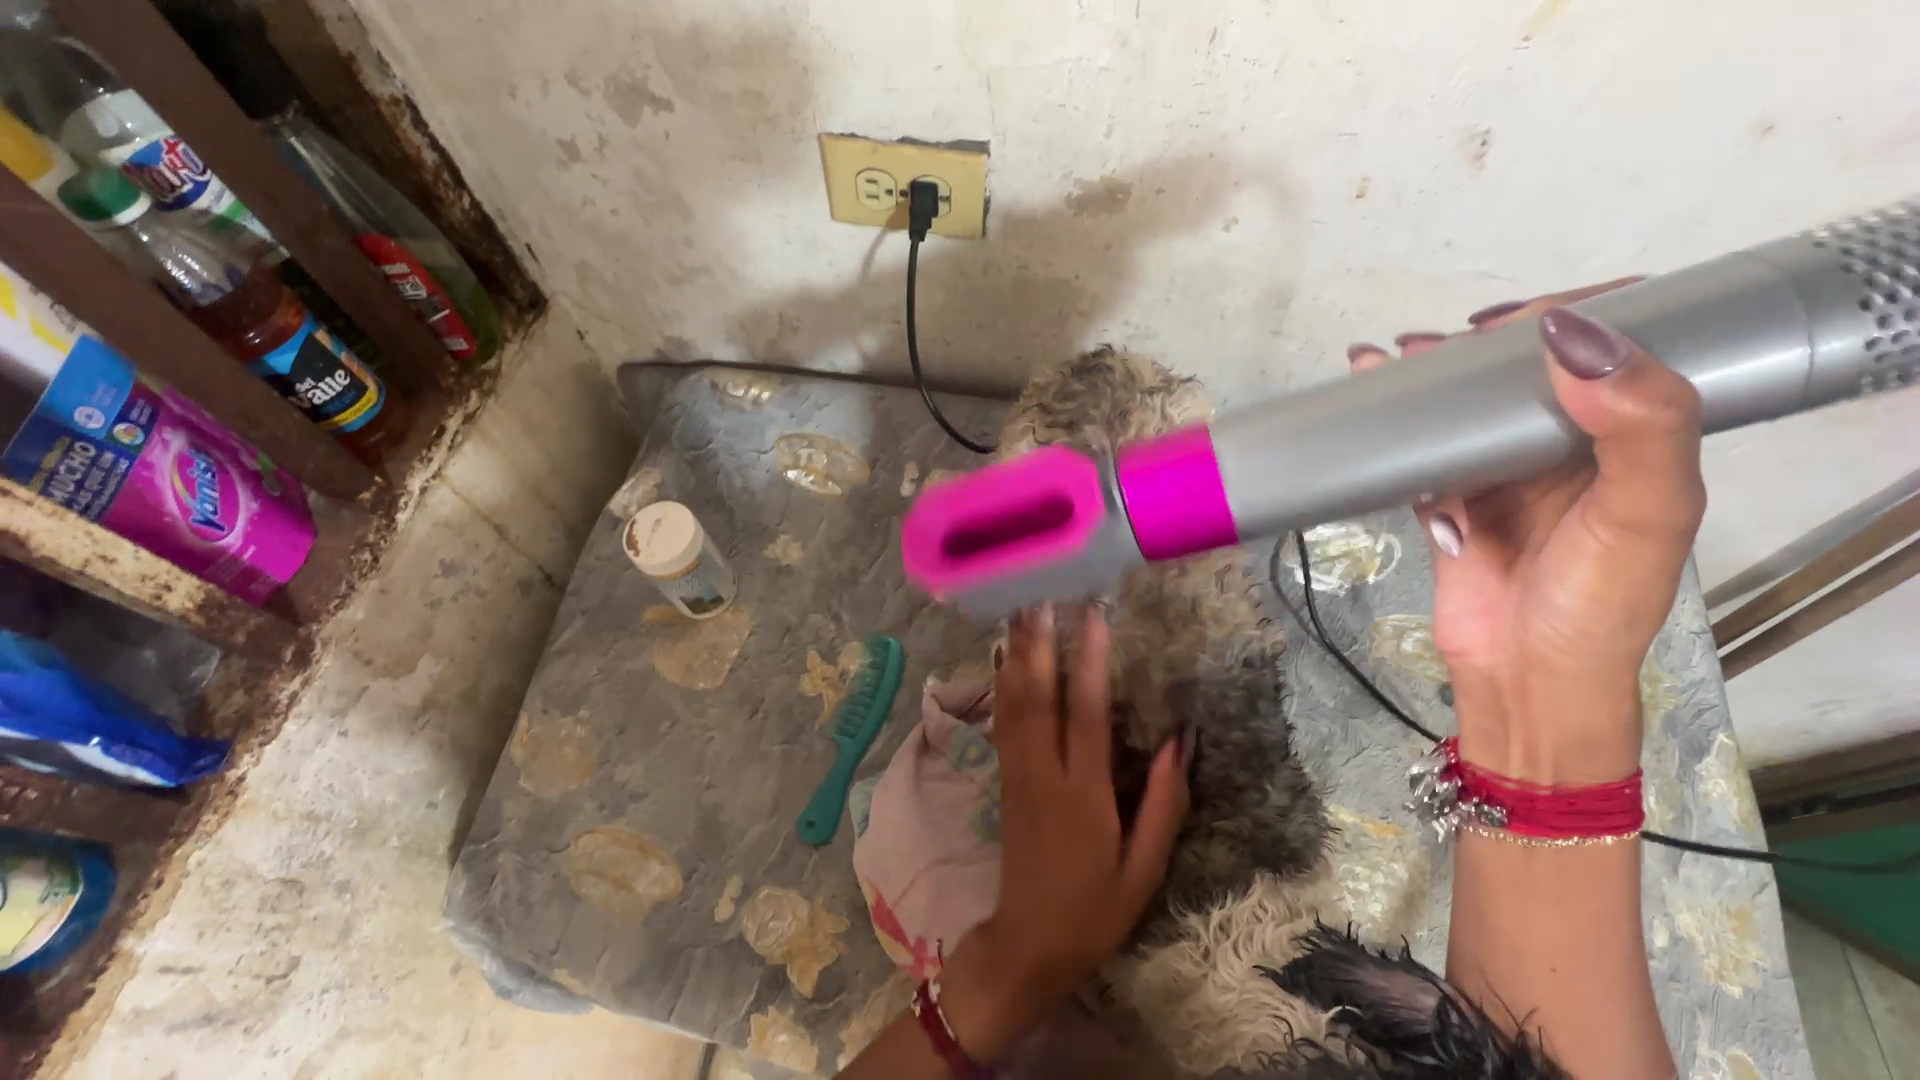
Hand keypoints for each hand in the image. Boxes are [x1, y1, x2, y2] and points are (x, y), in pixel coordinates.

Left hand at [937, 603, 1189, 1060]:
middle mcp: (1044, 775)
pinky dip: (1001, 687)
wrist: (1027, 944)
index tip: (1092, 617)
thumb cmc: (1093, 910)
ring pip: (1012, 706)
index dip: (1090, 663)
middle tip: (1041, 596)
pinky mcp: (1004, 782)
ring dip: (1015, 656)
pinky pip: (1002, 725)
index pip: (1087, 716)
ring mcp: (1017, 776)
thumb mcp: (1143, 870)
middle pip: (1037, 698)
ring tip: (1018, 612)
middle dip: (1039, 644)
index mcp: (1083, 794)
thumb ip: (1163, 805)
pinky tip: (1002, 661)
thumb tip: (1178, 742)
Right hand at [1350, 283, 1705, 782]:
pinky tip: (1369, 412)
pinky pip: (1425, 458)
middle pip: (1525, 375)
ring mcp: (1507, 478)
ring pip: (1466, 412)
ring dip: (1426, 385)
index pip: (1615, 349)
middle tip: (1430, 347)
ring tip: (1383, 365)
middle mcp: (1570, 449)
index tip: (1514, 321)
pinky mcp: (1453, 505)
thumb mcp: (1646, 510)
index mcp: (1635, 438)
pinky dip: (1398, 437)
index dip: (1572, 315)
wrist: (1526, 678)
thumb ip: (1640, 421)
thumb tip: (1568, 332)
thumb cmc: (1598, 600)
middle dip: (1475, 350)